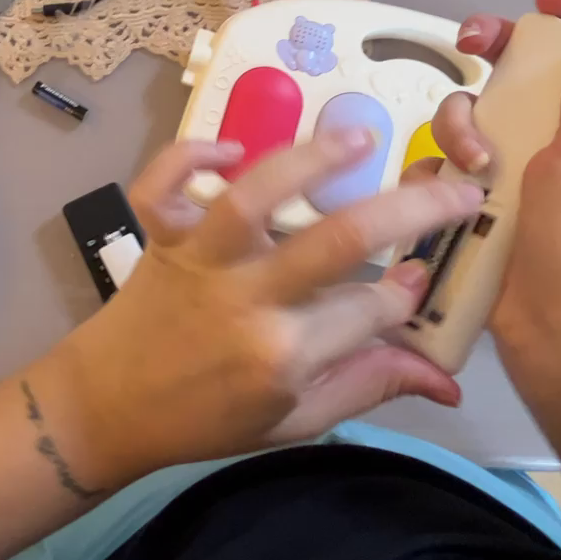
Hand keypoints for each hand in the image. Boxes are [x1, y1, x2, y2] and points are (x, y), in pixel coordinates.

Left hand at [26, 133, 484, 490]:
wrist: (107, 407)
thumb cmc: (204, 419)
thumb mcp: (292, 422)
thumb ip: (366, 387)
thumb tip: (446, 378)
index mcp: (284, 354)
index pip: (370, 309)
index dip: (409, 291)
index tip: (425, 272)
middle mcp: (245, 297)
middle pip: (338, 239)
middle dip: (411, 208)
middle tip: (453, 188)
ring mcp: (198, 259)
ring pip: (253, 196)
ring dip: (308, 159)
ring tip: (358, 137)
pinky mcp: (160, 237)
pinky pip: (162, 186)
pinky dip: (187, 156)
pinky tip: (228, 148)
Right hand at [424, 0, 560, 372]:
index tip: (537, 0)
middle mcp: (557, 147)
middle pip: (517, 76)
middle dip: (490, 57)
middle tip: (469, 45)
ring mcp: (511, 180)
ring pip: (469, 120)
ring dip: (460, 129)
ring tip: (471, 169)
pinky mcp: (473, 210)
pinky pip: (440, 171)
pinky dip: (436, 177)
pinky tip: (444, 199)